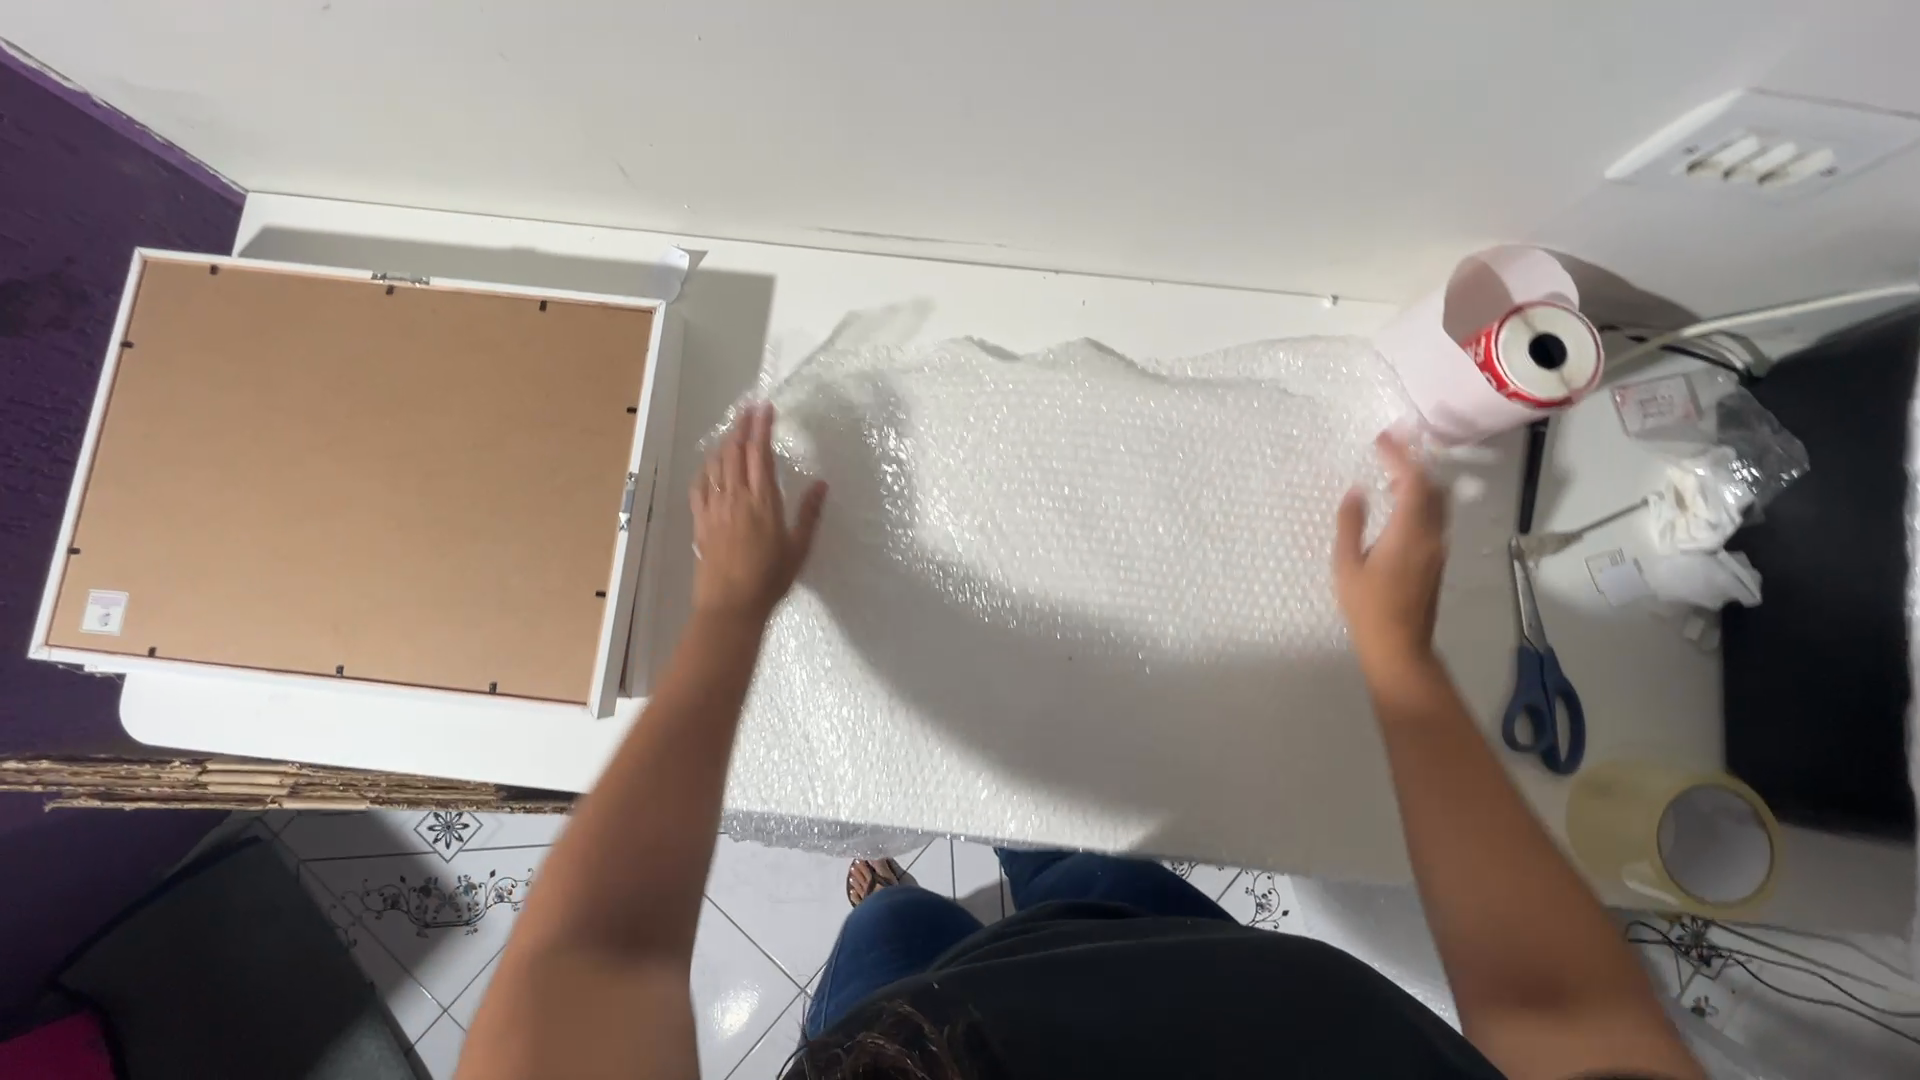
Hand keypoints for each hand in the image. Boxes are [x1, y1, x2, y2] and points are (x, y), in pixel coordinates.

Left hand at [689, 403, 827, 623]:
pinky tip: (710, 463)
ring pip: (717, 464)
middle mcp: (736, 497)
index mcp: (763, 501)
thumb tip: (821, 484)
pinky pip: (700, 485)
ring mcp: (714, 507)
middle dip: (742, 426)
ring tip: (733, 429)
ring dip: (724, 442)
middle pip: (735, 451)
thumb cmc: (770, 579)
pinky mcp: (700, 520)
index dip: (762, 427)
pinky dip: (706, 468)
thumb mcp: (799, 548)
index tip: (765, 408)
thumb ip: (808, 514)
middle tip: (748, 408)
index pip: (760, 453)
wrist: (730, 605)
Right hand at [1333, 431, 1448, 680]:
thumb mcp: (1346, 564)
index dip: (1399, 455)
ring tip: (1392, 469)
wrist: (1399, 644)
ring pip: (1437, 501)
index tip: (1383, 438)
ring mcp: (1438, 546)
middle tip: (1390, 444)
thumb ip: (1351, 524)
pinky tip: (1398, 502)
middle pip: (1432, 486)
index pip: (1412, 481)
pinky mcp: (1436, 558)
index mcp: (1409, 532)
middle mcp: (1432, 534)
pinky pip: (1434, 515)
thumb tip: (1356, 492)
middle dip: (1413, 460)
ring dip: (1419, 479)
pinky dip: (1419, 498)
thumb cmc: (1367, 606)